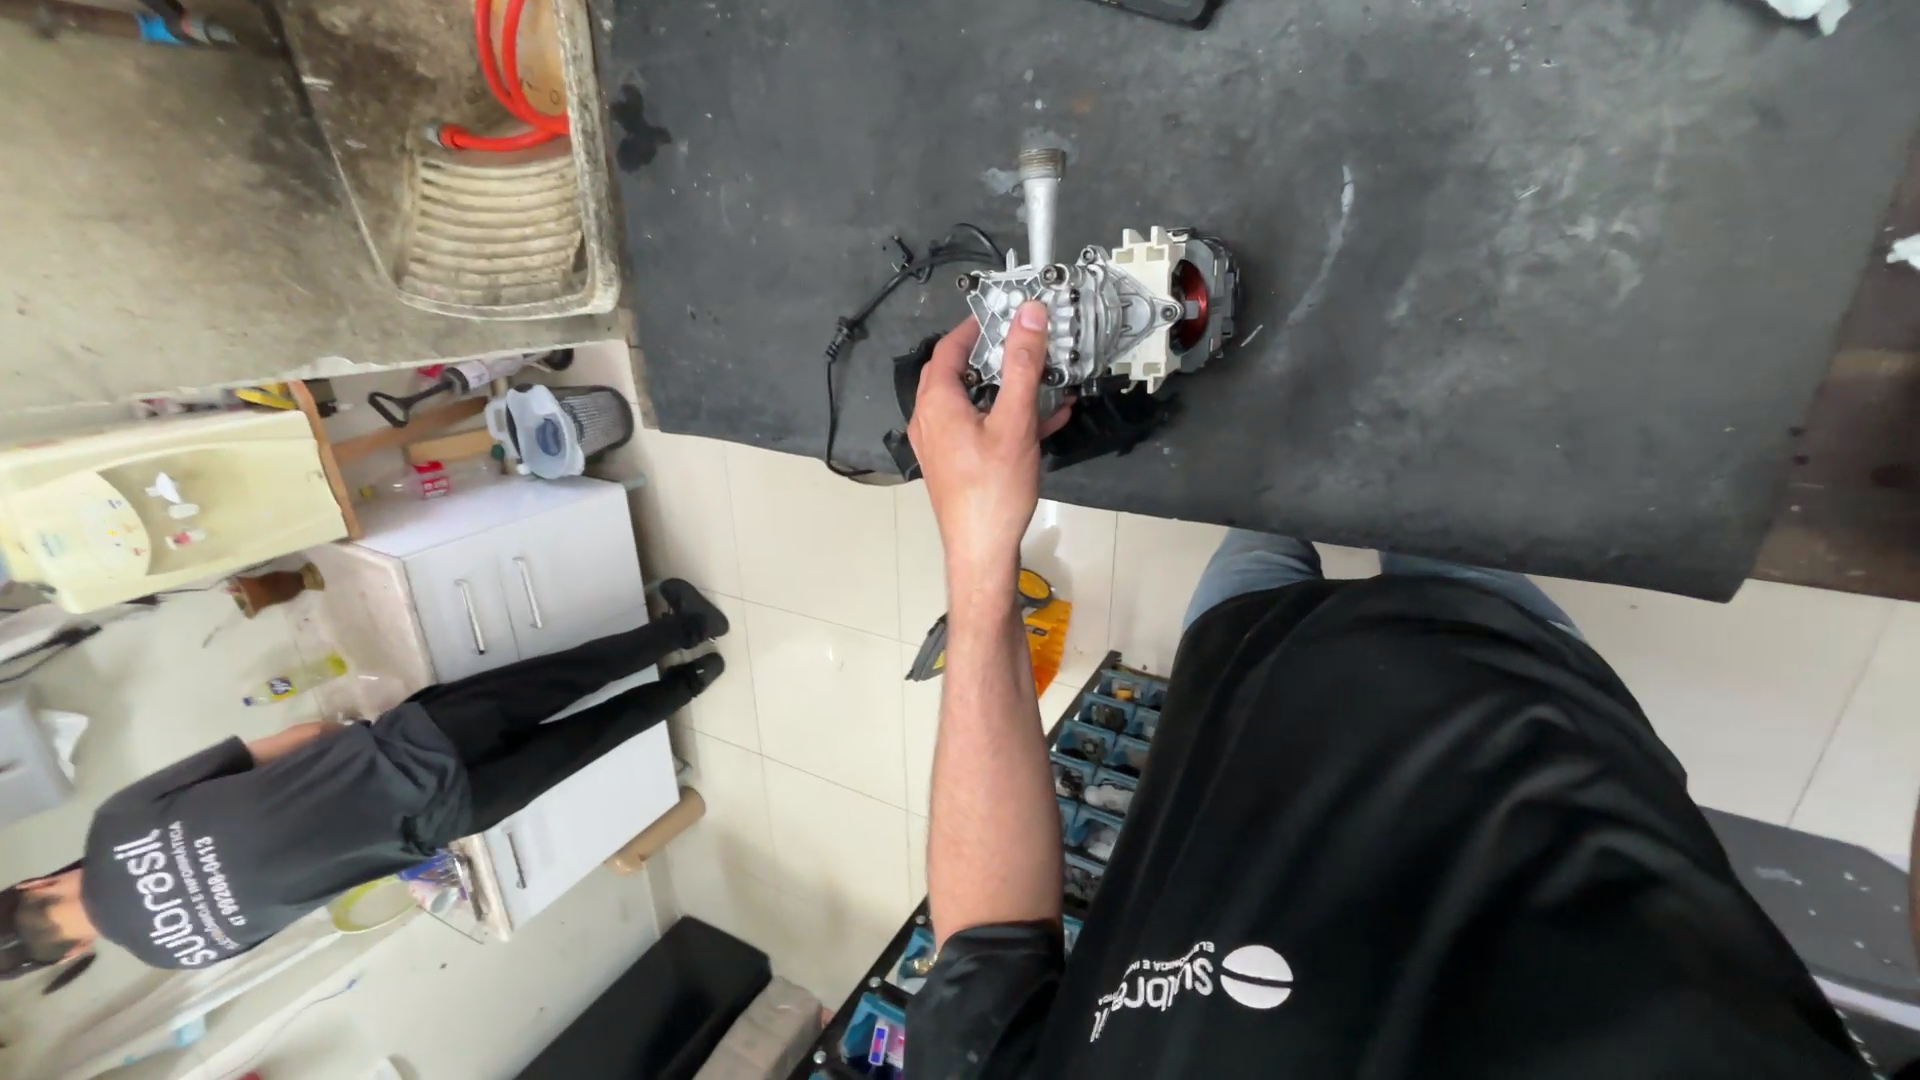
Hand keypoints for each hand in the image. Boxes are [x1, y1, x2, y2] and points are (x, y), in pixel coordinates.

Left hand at [909, 301, 1072, 605]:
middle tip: (1023, 345)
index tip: (1002, 315)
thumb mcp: (1014, 420)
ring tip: (1043, 383)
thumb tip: (1028, 315)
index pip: (949, 348)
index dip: (974, 327)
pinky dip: (1004, 419)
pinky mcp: (953, 465)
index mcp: (936, 403)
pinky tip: (1044, 421)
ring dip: (1005, 390)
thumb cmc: (993, 490)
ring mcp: (939, 445)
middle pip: (958, 373)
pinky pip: (977, 430)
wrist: (982, 549)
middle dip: (993, 357)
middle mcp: (929, 420)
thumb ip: (1023, 364)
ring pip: (971, 403)